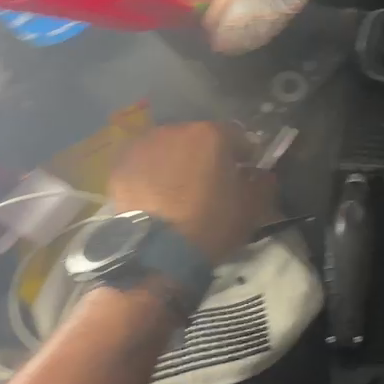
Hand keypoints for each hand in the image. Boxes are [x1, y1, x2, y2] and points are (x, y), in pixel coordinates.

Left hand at [107, 122, 271, 264]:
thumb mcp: (253, 207)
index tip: (247, 172)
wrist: (156, 252)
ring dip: (179, 161)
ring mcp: (144, 146)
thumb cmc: (211, 224)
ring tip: (181, 188)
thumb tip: (261, 173)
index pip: (239, 136)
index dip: (246, 155)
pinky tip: (159, 194)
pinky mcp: (120, 166)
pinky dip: (154, 172)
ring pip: (170, 147)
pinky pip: (146, 162)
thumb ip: (263, 182)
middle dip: (209, 154)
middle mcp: (176, 131)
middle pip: (200, 137)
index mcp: (212, 135)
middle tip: (213, 180)